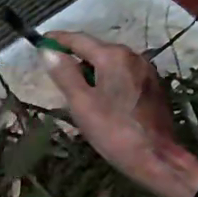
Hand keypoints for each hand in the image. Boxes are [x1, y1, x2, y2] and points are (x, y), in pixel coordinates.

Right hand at [43, 31, 197, 196]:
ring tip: (78, 89)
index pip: (79, 39)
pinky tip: (102, 98)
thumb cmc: (114, 131)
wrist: (156, 157)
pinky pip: (124, 74)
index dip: (58, 39)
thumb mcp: (81, 103)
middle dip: (76, 58)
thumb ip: (64, 74)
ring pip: (112, 63)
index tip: (41, 41)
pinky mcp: (154, 85)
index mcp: (113, 56)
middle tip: (57, 73)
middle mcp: (133, 55)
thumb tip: (47, 50)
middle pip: (97, 50)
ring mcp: (147, 70)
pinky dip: (109, 79)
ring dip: (93, 70)